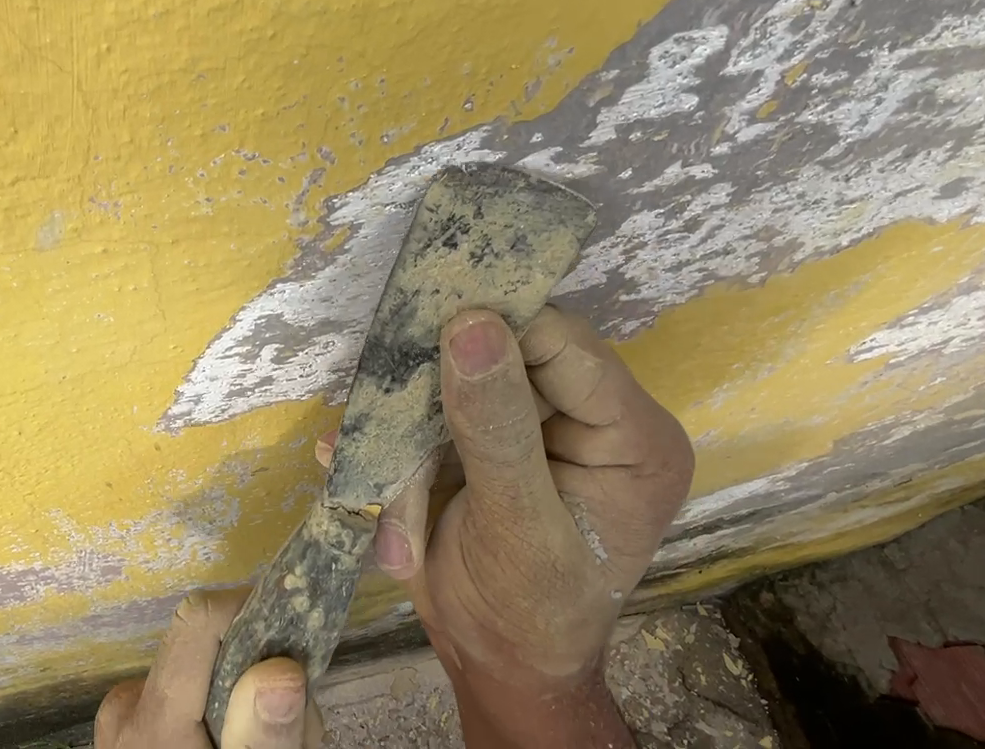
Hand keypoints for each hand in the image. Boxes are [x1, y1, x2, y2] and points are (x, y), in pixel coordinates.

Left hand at [95, 587, 324, 748]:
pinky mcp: (133, 730)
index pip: (198, 620)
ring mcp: (124, 719)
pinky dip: (224, 720)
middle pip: (213, 651)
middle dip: (263, 679)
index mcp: (149, 720)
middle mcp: (126, 706)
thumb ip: (268, 740)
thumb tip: (284, 668)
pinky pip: (191, 699)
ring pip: (207, 676)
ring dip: (247, 705)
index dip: (252, 613)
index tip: (296, 646)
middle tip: (292, 739)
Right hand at [316, 306, 693, 746]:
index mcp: (631, 434)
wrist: (493, 661)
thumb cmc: (527, 610)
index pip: (562, 343)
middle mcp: (587, 414)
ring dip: (407, 413)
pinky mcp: (483, 429)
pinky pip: (430, 401)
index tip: (422, 325)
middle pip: (505, 347)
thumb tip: (471, 322)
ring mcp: (529, 419)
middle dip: (439, 375)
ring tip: (379, 461)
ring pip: (456, 370)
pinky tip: (353, 452)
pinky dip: (393, 427)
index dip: (496, 325)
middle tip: (385, 405)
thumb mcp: (517, 525)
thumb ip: (496, 427)